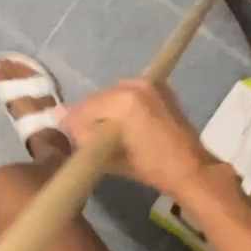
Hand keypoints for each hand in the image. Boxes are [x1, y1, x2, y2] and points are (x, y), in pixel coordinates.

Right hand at [66, 79, 226, 196]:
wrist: (190, 167)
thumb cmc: (151, 167)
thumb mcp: (110, 156)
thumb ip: (84, 136)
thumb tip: (60, 119)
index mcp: (123, 101)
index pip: (85, 107)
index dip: (73, 122)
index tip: (66, 133)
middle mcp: (134, 85)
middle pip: (98, 98)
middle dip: (88, 114)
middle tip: (82, 134)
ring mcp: (148, 84)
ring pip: (112, 94)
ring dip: (104, 109)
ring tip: (101, 129)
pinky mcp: (158, 88)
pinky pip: (129, 92)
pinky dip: (120, 104)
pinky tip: (119, 121)